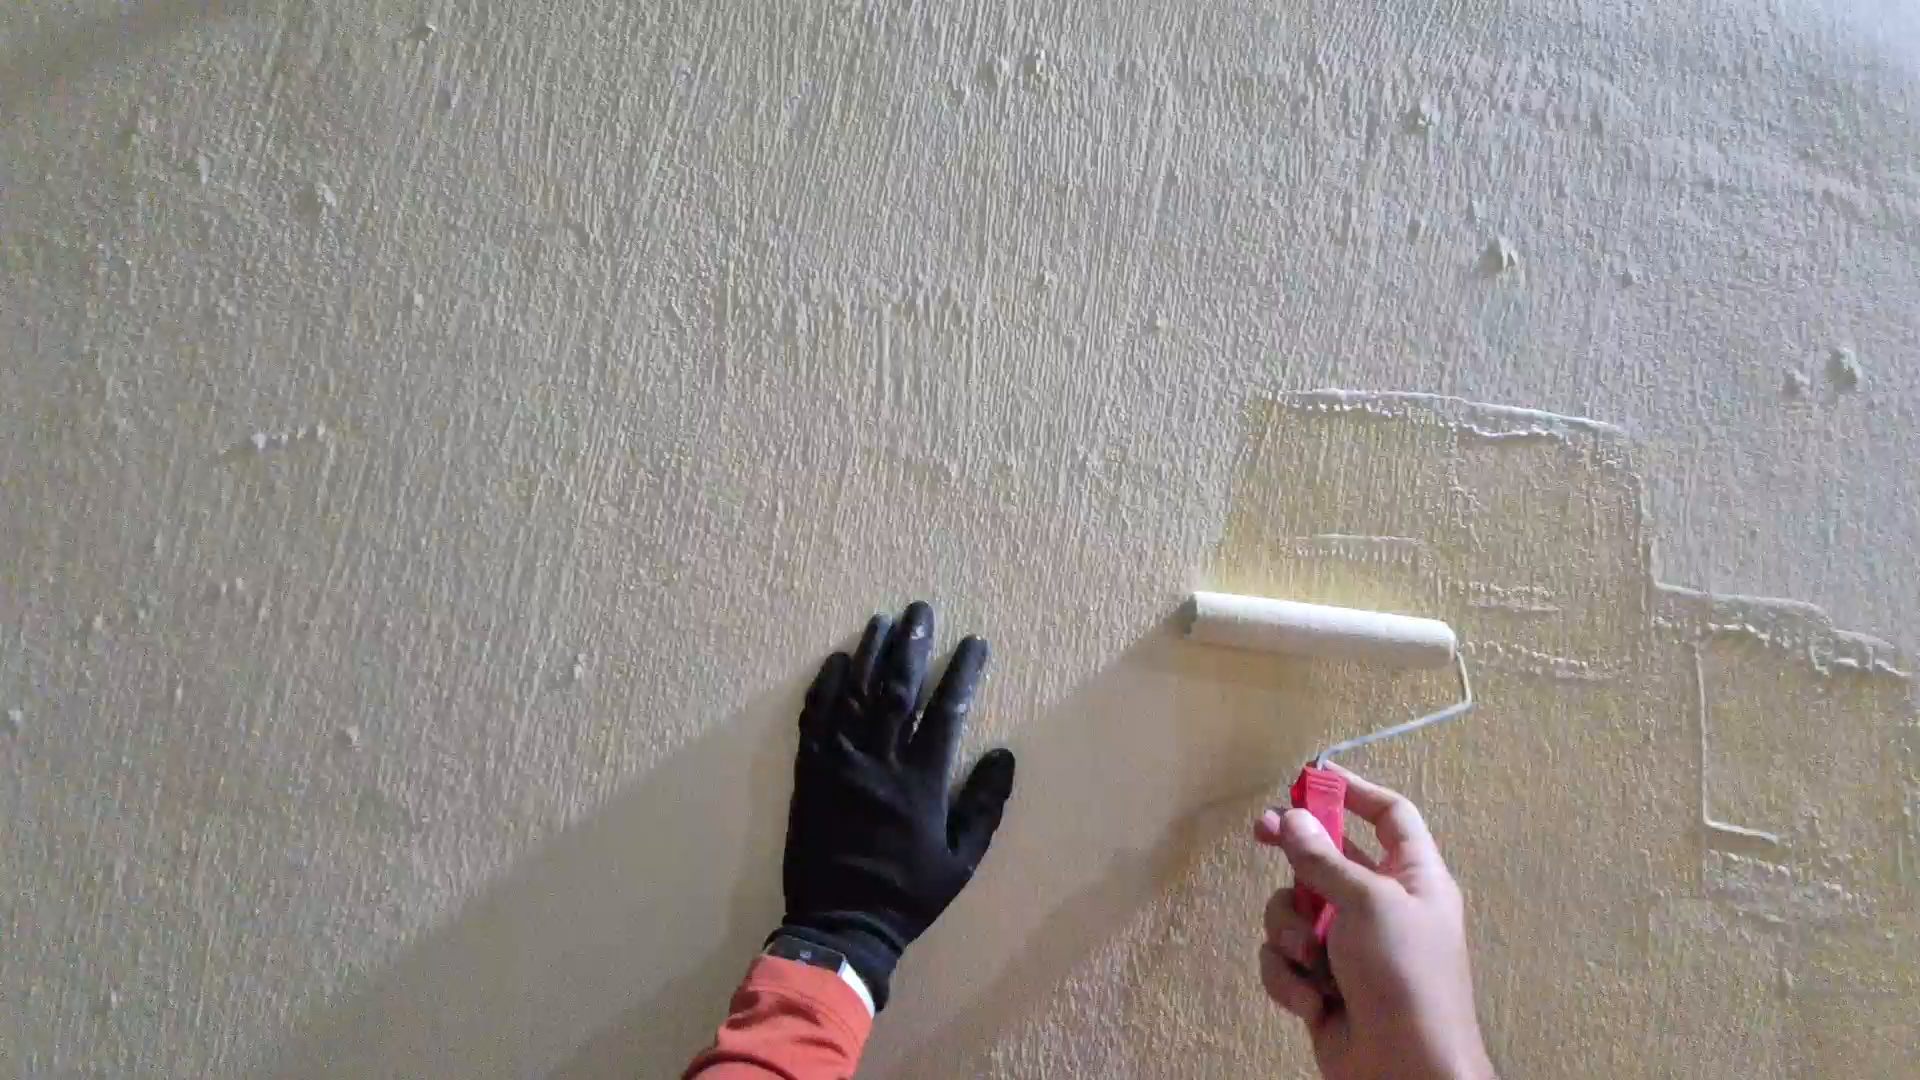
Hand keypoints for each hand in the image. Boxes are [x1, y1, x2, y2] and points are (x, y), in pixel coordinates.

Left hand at [778, 601, 1016, 1009]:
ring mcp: (840, 762)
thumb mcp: (962, 858)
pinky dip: (825, 686)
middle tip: (920, 609)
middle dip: (911, 644)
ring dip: (870, 653)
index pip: (946, 709)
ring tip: (883, 620)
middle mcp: (880, 760)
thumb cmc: (908, 893)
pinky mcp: (810, 771)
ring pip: (856, 694)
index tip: (975, 643)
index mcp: (921, 779)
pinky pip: (816, 719)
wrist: (840, 923)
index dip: (962, 671)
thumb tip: (1005, 753)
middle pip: (897, 688)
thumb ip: (985, 804)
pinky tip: (836, 660)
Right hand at [1255, 764, 1494, 1079]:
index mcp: (1412, 879)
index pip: (1390, 816)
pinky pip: (1284, 955)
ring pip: (1293, 906)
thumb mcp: (1367, 903)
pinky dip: (1290, 975)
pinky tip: (1312, 1000)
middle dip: (1293, 850)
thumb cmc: (1404, 977)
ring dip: (1291, 930)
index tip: (1312, 775)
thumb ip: (1322, 857)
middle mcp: (1380, 905)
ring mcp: (1348, 944)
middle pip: (1326, 855)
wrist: (1406, 1078)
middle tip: (1262, 833)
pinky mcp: (1320, 980)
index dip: (1354, 791)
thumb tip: (1290, 817)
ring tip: (1310, 959)